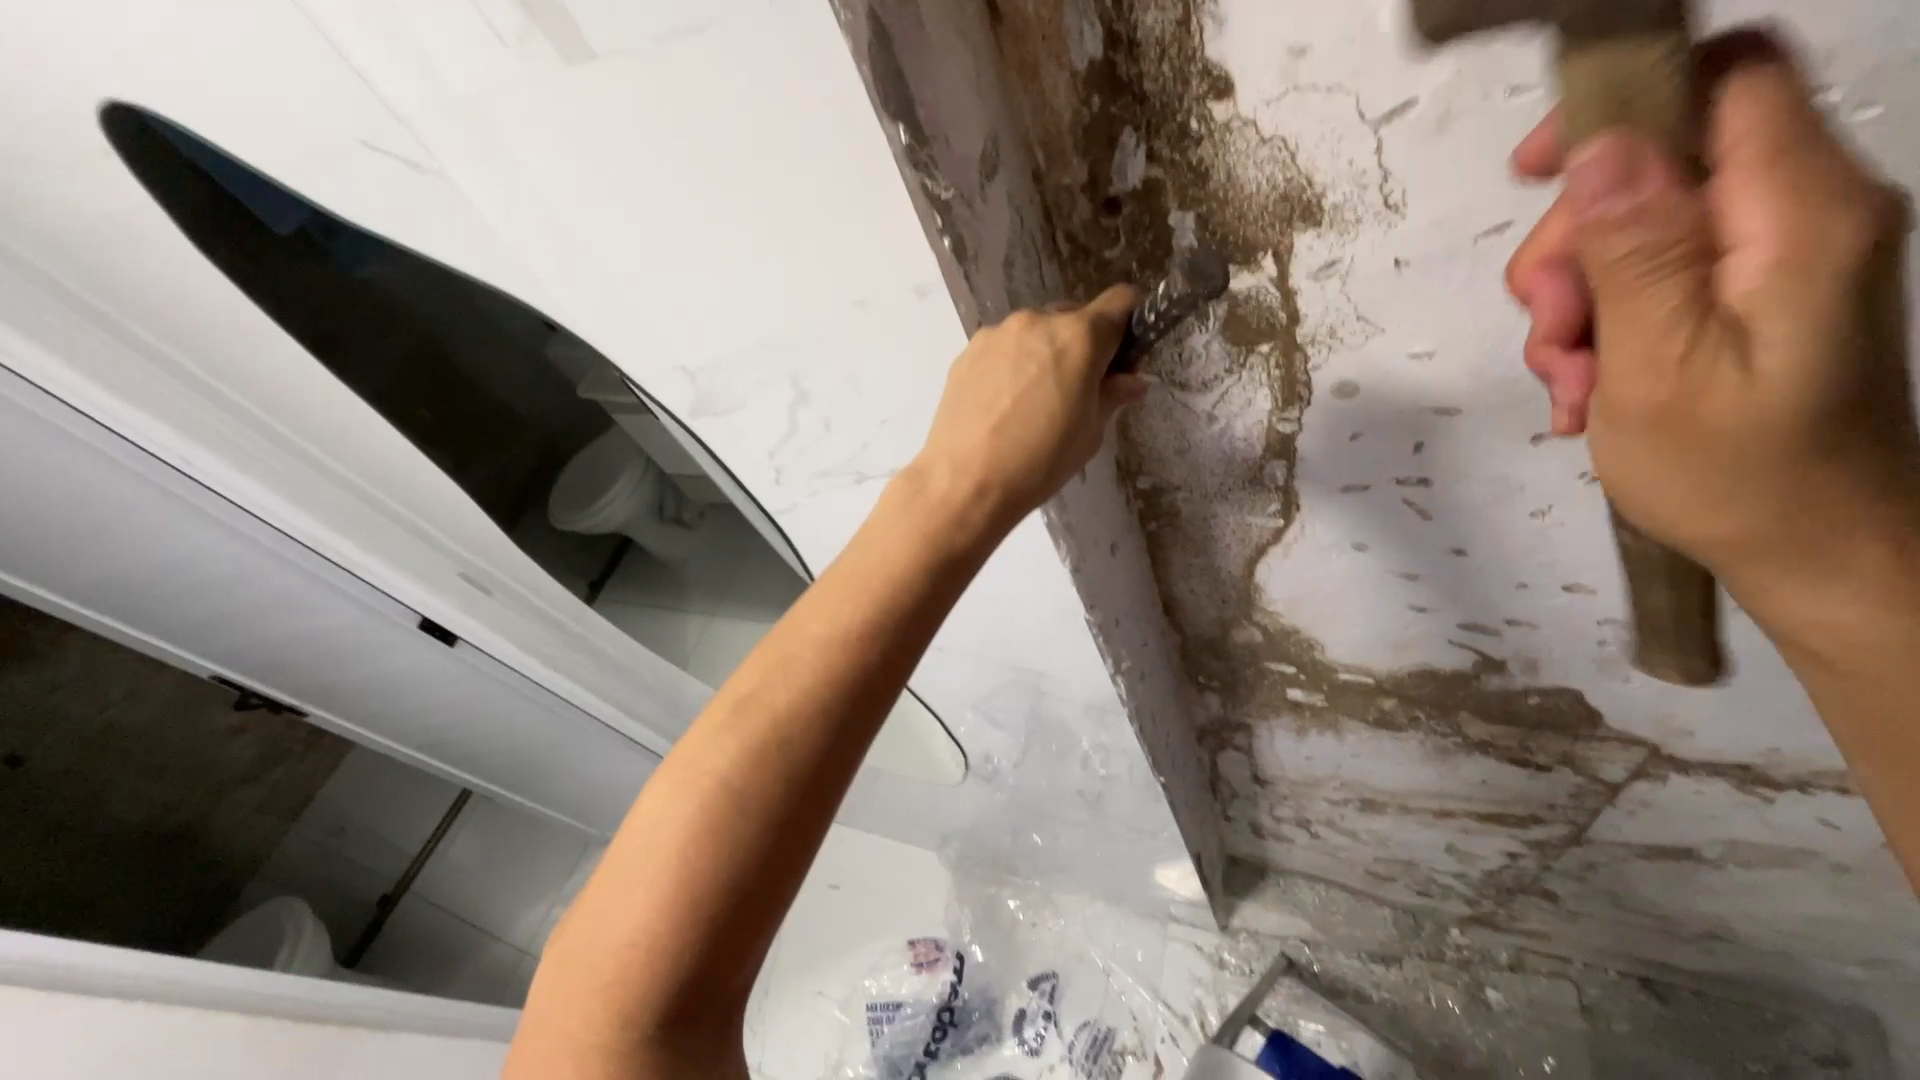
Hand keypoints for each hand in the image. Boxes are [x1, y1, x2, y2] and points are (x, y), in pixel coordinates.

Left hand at [909, 286, 1145, 532]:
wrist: (965, 481)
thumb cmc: (1041, 460)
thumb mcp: (1091, 433)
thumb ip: (1113, 395)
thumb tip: (1132, 380)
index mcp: (1080, 336)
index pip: (1121, 301)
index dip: (1130, 325)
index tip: (1122, 360)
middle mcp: (1038, 321)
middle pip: (1075, 317)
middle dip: (1084, 345)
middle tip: (1077, 390)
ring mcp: (998, 333)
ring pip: (1036, 332)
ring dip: (1045, 353)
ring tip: (1033, 402)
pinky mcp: (968, 351)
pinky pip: (1004, 347)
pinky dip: (1012, 365)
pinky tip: (1003, 405)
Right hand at [1506, 29, 1919, 603]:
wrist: (1815, 549)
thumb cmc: (1735, 472)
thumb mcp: (1660, 366)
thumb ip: (1635, 254)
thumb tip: (1603, 151)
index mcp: (1799, 216)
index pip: (1726, 80)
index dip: (1622, 105)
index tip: (1537, 173)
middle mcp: (1798, 214)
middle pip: (1654, 165)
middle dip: (1571, 245)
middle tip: (1550, 328)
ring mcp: (1773, 255)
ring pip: (1632, 227)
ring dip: (1573, 299)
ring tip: (1567, 377)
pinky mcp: (1748, 293)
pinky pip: (1648, 274)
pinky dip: (1597, 324)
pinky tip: (1584, 384)